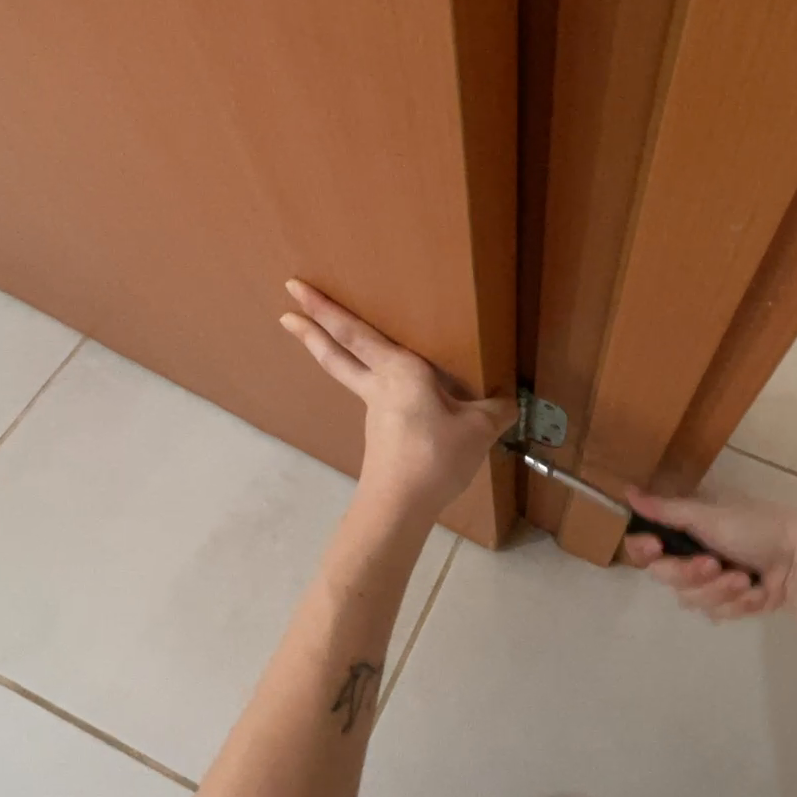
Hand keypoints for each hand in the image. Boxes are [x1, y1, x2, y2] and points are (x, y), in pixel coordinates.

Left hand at [279, 279, 517, 519]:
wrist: (400, 507)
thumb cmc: (434, 457)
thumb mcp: (479, 429)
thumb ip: (497, 409)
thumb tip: (510, 403)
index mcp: (398, 371)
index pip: (354, 333)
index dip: (323, 310)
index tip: (294, 289)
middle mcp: (379, 384)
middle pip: (336, 353)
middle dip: (310, 329)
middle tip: (286, 310)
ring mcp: (375, 410)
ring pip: (350, 373)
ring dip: (333, 353)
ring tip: (328, 338)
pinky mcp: (381, 432)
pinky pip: (374, 395)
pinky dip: (369, 379)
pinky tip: (392, 388)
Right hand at [623, 489, 796, 620]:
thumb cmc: (755, 528)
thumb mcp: (708, 516)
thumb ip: (665, 510)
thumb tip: (627, 491)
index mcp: (684, 531)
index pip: (645, 546)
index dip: (644, 550)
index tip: (655, 547)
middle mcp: (691, 556)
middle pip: (665, 577)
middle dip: (691, 573)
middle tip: (714, 564)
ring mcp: (710, 583)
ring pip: (691, 599)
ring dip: (719, 590)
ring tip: (745, 579)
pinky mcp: (729, 604)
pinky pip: (717, 613)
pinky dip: (738, 603)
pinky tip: (757, 591)